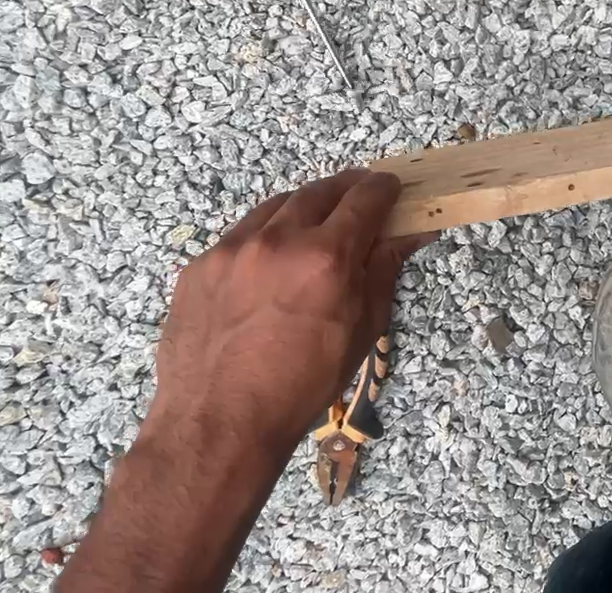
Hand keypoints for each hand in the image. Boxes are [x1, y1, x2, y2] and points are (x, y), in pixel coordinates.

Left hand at [142, 169, 431, 459]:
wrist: (219, 424)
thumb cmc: (306, 379)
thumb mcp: (365, 324)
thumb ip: (385, 268)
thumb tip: (413, 233)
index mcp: (328, 256)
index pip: (366, 198)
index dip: (385, 187)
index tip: (393, 188)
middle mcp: (279, 240)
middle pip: (322, 190)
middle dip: (348, 187)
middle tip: (361, 196)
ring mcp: (232, 250)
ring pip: (278, 204)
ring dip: (306, 205)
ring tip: (316, 223)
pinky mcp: (198, 266)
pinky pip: (241, 232)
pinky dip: (267, 232)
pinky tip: (272, 259)